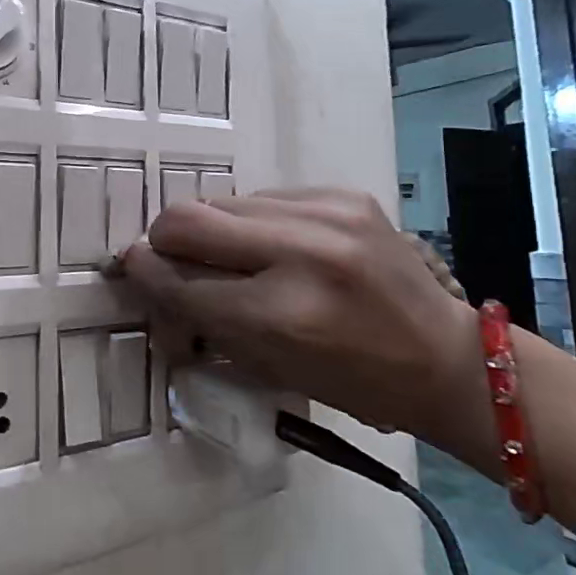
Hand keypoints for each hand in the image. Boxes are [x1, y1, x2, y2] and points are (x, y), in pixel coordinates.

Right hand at [116, 188, 479, 439]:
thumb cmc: (353, 381)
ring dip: (211, 230)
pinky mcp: (343, 193)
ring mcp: (327, 214)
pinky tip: (274, 246)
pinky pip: (264, 197)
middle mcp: (302, 253)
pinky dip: (252, 222)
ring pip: (223, 201)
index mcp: (283, 315)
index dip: (146, 274)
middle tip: (168, 257)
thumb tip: (149, 274)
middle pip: (190, 218)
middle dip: (163, 238)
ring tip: (231, 257)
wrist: (443, 353)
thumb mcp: (269, 368)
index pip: (181, 281)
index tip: (132, 269)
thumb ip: (203, 319)